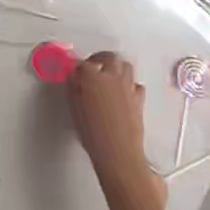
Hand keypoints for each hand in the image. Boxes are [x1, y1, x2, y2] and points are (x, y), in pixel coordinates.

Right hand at [68, 52, 154, 185]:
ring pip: (124, 65)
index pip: (81, 63)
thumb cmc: (95, 136)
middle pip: (108, 57)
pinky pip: (135, 83)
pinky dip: (128, 83)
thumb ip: (74, 89)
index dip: (75, 65)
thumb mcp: (75, 110)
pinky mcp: (139, 98)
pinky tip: (121, 91)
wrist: (118, 153)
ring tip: (106, 73)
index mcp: (93, 78)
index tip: (71, 68)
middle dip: (98, 59)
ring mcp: (128, 87)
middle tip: (90, 65)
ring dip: (115, 66)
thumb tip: (73, 79)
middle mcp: (113, 78)